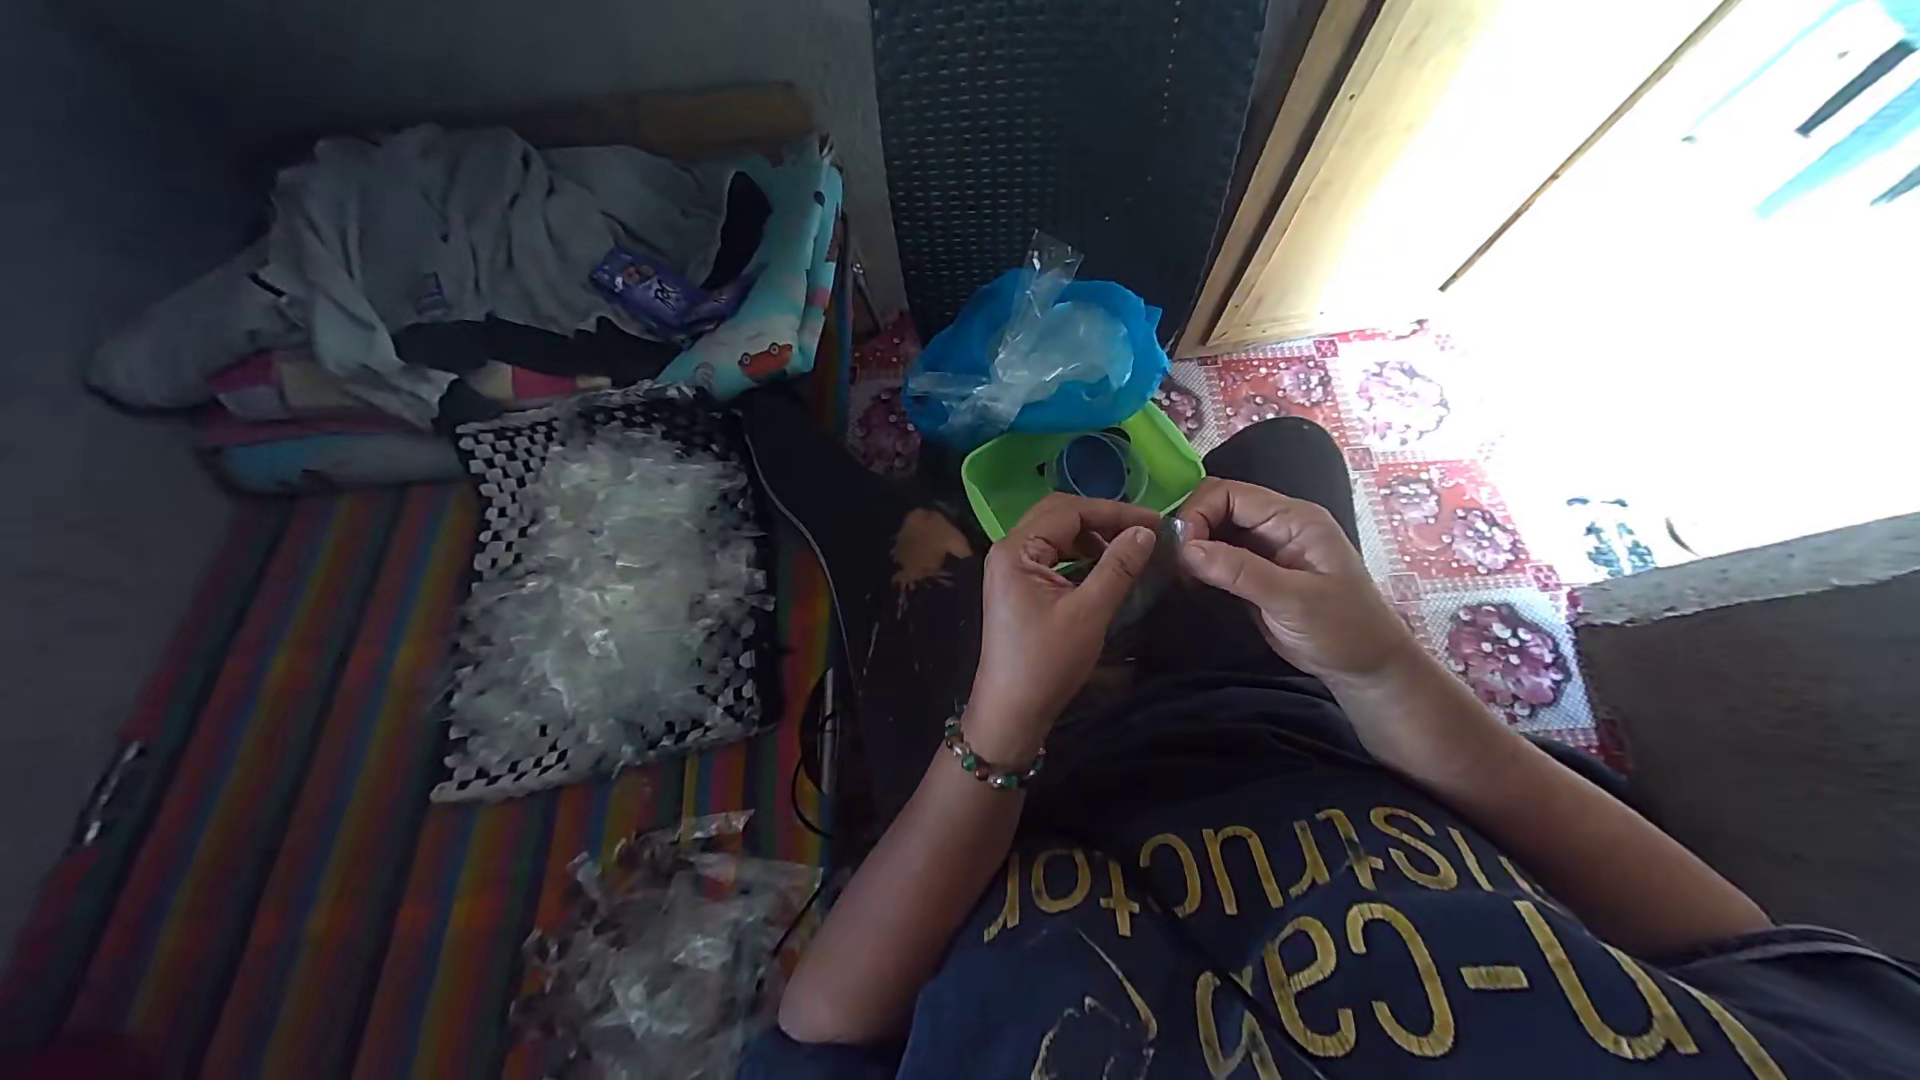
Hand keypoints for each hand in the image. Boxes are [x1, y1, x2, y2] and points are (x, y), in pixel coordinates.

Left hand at [969, 494, 1159, 759]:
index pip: (1068, 511)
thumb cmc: (1046, 662)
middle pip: (1059, 517)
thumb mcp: (1089, 612)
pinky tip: (1105, 568)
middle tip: (1143, 532)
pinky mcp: (1018, 587)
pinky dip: (1080, 557)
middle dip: (1102, 520)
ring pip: (1056, 536)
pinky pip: (1052, 557)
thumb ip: (1118, 567)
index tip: (1154, 521)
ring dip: (1092, 538)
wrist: (1011, 710)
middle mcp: (1008, 551)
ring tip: (1130, 550)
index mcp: (1015, 550)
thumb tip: (1146, 532)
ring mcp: (1010, 569)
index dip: (1113, 512)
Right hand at [1174, 478, 1418, 684]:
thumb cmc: (1343, 630)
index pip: (1230, 493)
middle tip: (1179, 565)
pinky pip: (1217, 554)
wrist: (1366, 669)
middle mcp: (1276, 525)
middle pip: (1217, 505)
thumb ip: (1240, 572)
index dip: (1198, 513)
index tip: (1183, 551)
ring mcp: (1265, 548)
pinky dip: (1199, 564)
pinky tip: (1193, 582)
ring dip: (1192, 547)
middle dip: (1191, 529)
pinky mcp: (1253, 571)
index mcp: (1293, 519)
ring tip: (1184, 576)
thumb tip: (1187, 549)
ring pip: (1213, 529)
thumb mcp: (1294, 600)